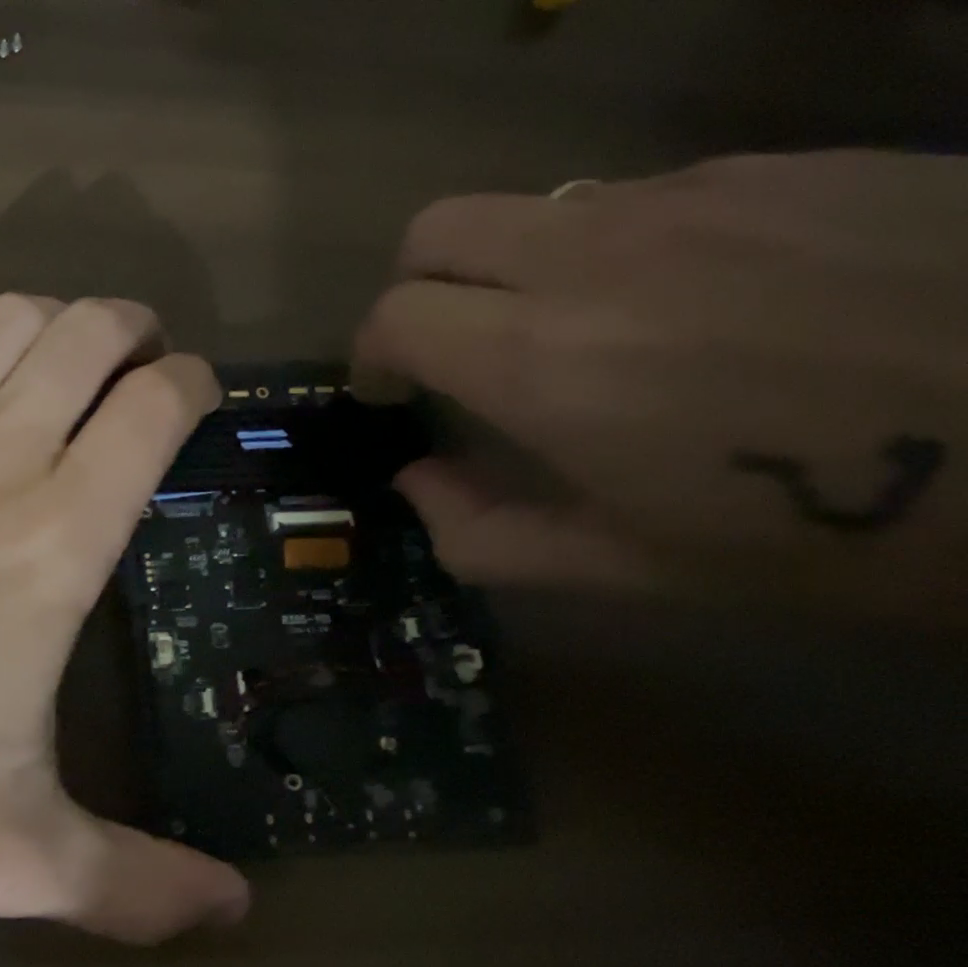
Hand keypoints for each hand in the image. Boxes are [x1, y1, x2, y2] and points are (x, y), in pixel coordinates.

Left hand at [0, 294, 248, 941]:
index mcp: (53, 536)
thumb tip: (235, 913)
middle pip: (83, 336)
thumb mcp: (14, 857)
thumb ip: (134, 883)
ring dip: (49, 319)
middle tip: (139, 353)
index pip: (152, 409)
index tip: (198, 390)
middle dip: (128, 327)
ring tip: (62, 347)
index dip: (191, 383)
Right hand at [353, 150, 967, 617]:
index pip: (393, 315)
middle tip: (451, 347)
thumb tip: (419, 482)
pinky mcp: (781, 165)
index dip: (370, 356)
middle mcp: (594, 257)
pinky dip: (620, 247)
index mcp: (546, 363)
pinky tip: (698, 300)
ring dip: (517, 268)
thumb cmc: (829, 532)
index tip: (388, 393)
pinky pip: (643, 196)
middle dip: (415, 288)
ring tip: (585, 330)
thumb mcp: (631, 569)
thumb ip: (485, 533)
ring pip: (537, 208)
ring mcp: (691, 196)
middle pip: (435, 229)